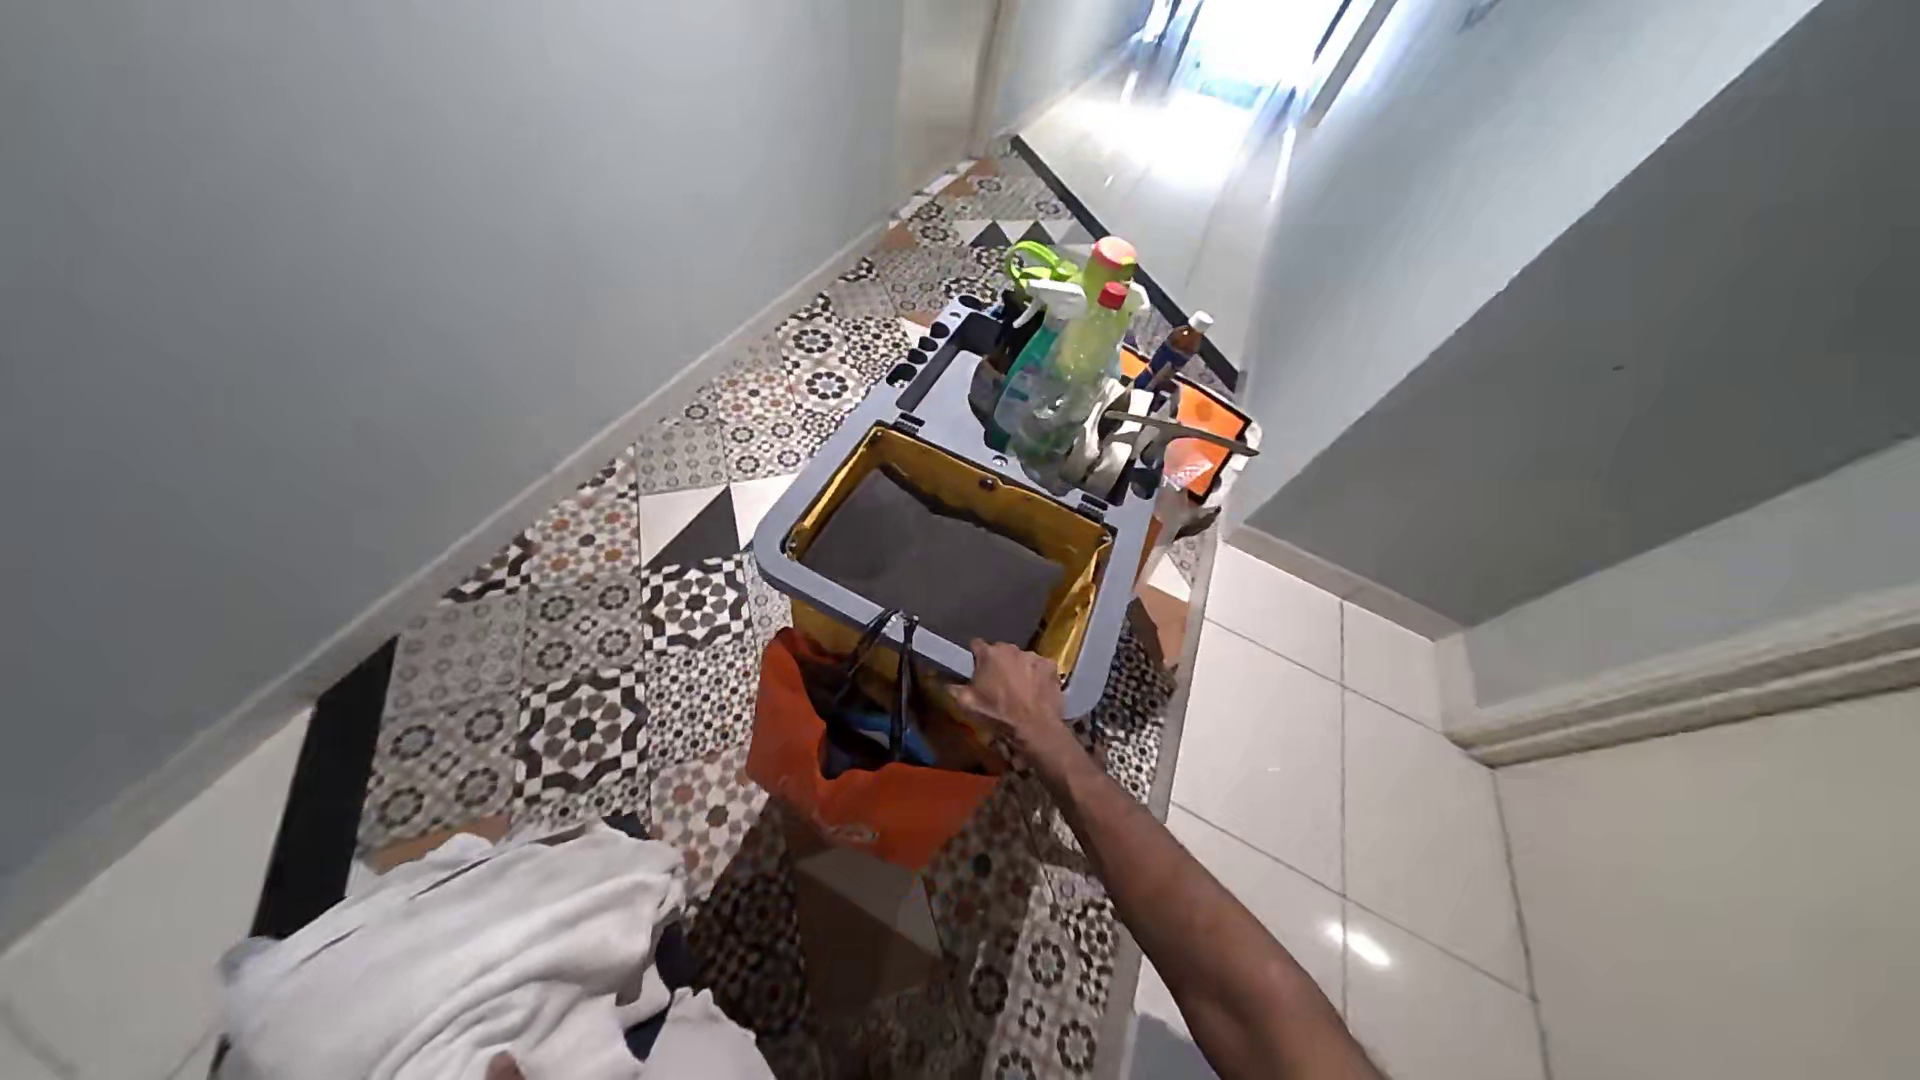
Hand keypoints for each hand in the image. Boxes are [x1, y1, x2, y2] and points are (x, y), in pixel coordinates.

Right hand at [951, 640, 1070, 756]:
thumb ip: (953, 688)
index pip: (977, 645)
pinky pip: (1040, 666)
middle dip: (998, 662)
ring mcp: (1033, 656)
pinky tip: (1036, 690)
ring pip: (1021, 658)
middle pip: (1000, 650)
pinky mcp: (1050, 666)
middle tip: (998, 682)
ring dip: (1018, 668)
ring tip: (1020, 688)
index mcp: (989, 654)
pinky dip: (1037, 674)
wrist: (1034, 728)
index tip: (977, 667)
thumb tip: (943, 681)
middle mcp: (1011, 649)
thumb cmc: (998, 715)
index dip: (976, 656)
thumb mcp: (967, 705)